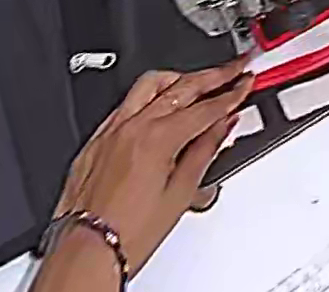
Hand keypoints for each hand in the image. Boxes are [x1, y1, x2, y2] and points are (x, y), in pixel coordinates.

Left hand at [33, 63, 252, 290]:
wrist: (82, 260)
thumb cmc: (126, 236)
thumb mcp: (181, 193)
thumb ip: (206, 149)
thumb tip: (224, 125)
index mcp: (159, 138)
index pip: (208, 106)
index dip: (233, 92)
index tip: (246, 82)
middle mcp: (134, 127)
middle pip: (184, 86)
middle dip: (217, 74)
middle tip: (236, 67)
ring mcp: (112, 131)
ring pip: (151, 84)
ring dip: (180, 78)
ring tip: (198, 81)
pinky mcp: (95, 141)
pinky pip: (125, 104)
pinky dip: (148, 97)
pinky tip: (158, 105)